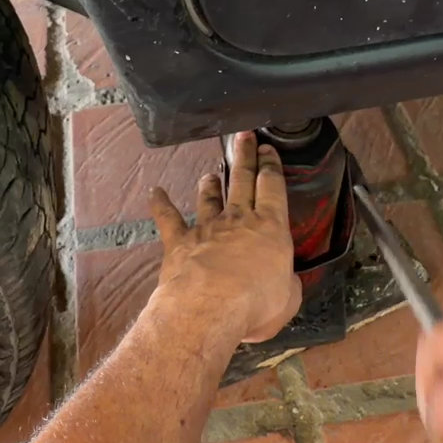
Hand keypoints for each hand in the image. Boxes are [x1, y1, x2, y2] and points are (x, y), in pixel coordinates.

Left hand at [149, 132, 302, 343]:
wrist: (209, 306)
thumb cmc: (256, 303)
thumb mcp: (288, 298)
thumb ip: (287, 283)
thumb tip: (285, 281)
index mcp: (270, 227)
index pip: (272, 188)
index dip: (271, 166)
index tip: (267, 149)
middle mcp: (239, 219)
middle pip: (242, 180)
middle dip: (244, 156)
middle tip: (244, 136)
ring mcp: (207, 227)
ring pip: (209, 198)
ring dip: (210, 184)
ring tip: (210, 173)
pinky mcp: (180, 240)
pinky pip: (168, 217)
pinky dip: (160, 204)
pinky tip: (155, 192)